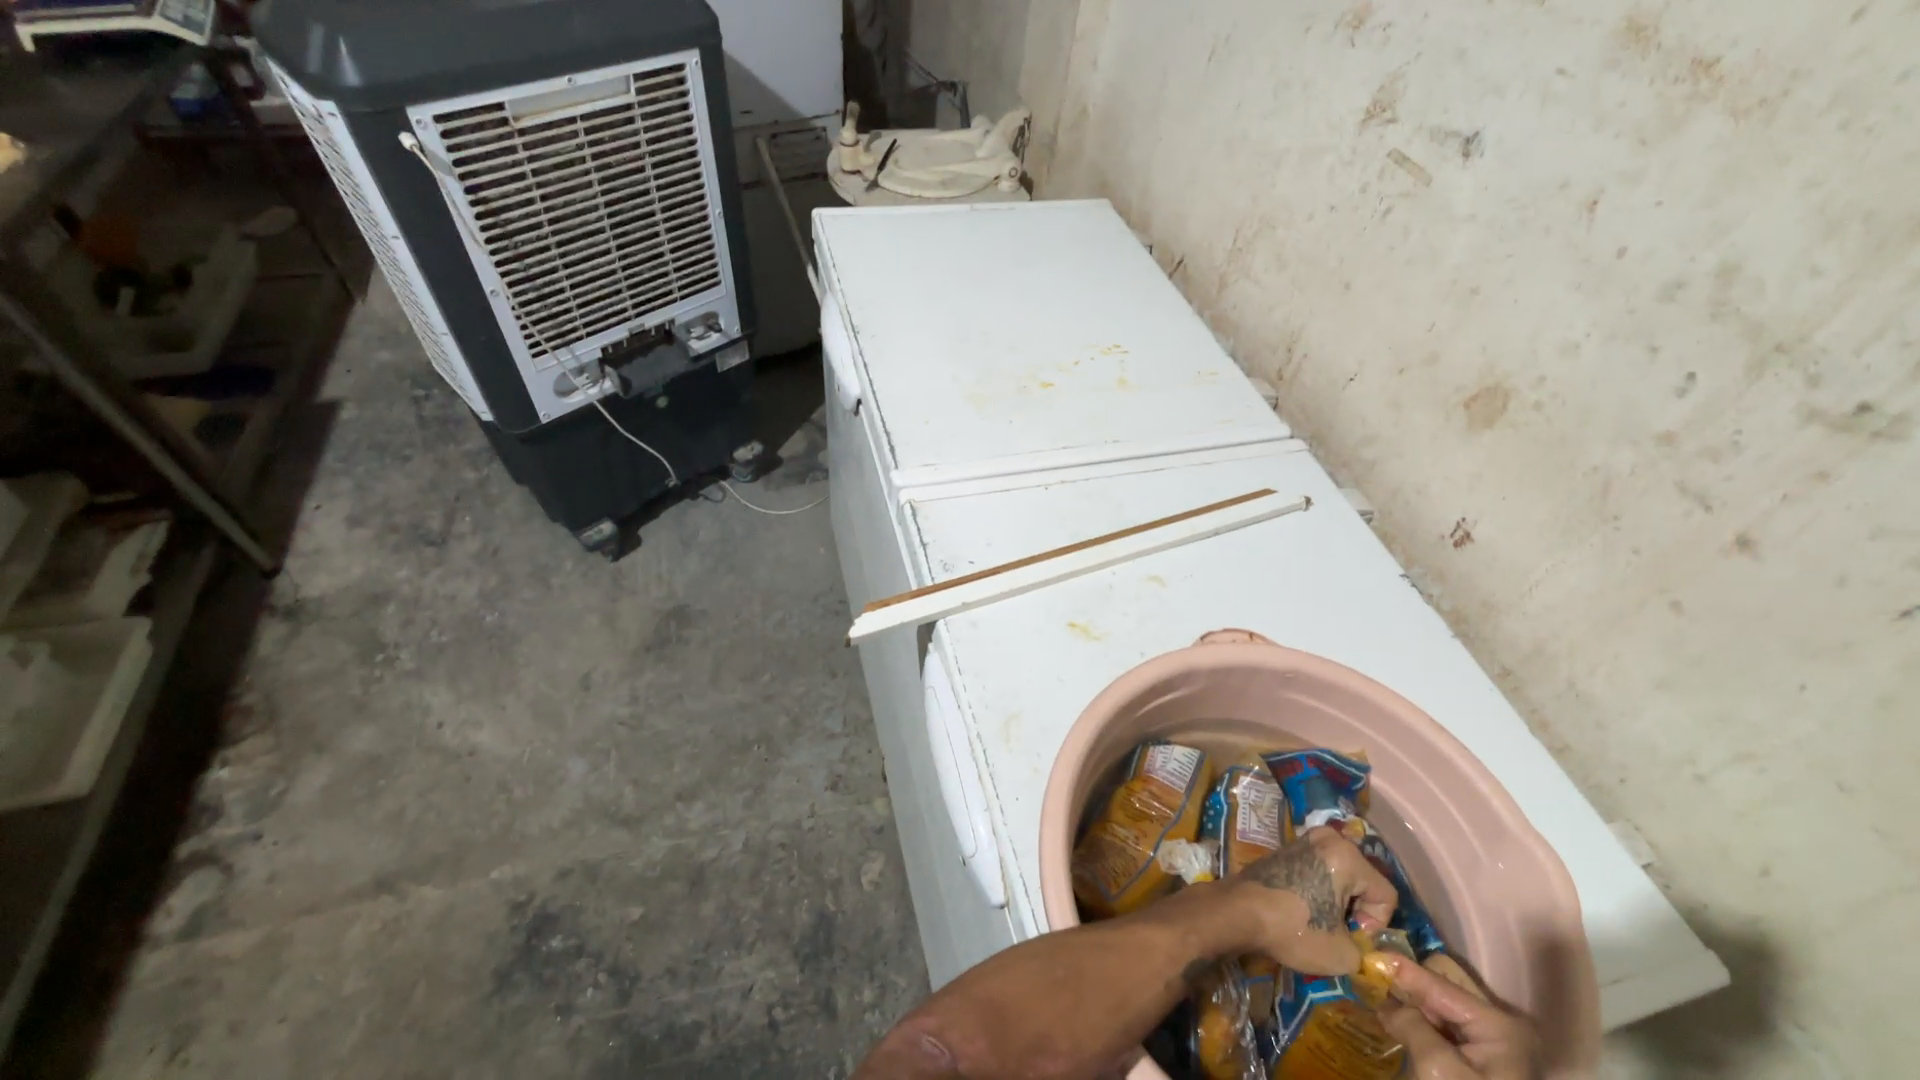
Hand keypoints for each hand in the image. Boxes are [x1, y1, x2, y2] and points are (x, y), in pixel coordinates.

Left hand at [1223, 826, 1396, 973]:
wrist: (1236, 911)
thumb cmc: (1292, 928)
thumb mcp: (1342, 954)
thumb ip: (1365, 951)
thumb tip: (1359, 945)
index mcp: (1347, 855)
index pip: (1386, 895)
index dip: (1376, 925)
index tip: (1352, 938)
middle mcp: (1328, 838)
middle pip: (1363, 881)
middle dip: (1356, 911)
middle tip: (1338, 932)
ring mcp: (1304, 840)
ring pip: (1341, 876)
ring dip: (1337, 901)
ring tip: (1319, 923)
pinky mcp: (1286, 848)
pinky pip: (1318, 870)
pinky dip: (1318, 891)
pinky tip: (1303, 910)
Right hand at [1377, 955, 1538, 1079]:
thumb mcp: (1437, 1067)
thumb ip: (1410, 1023)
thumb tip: (1386, 1000)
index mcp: (1497, 1025)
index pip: (1438, 985)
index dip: (1401, 968)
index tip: (1367, 951)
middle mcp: (1497, 1030)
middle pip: (1440, 998)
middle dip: (1403, 986)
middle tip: (1365, 972)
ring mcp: (1490, 1051)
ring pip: (1439, 1016)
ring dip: (1407, 1006)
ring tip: (1372, 990)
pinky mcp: (1478, 1068)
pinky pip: (1442, 1036)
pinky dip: (1416, 1026)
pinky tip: (1393, 1019)